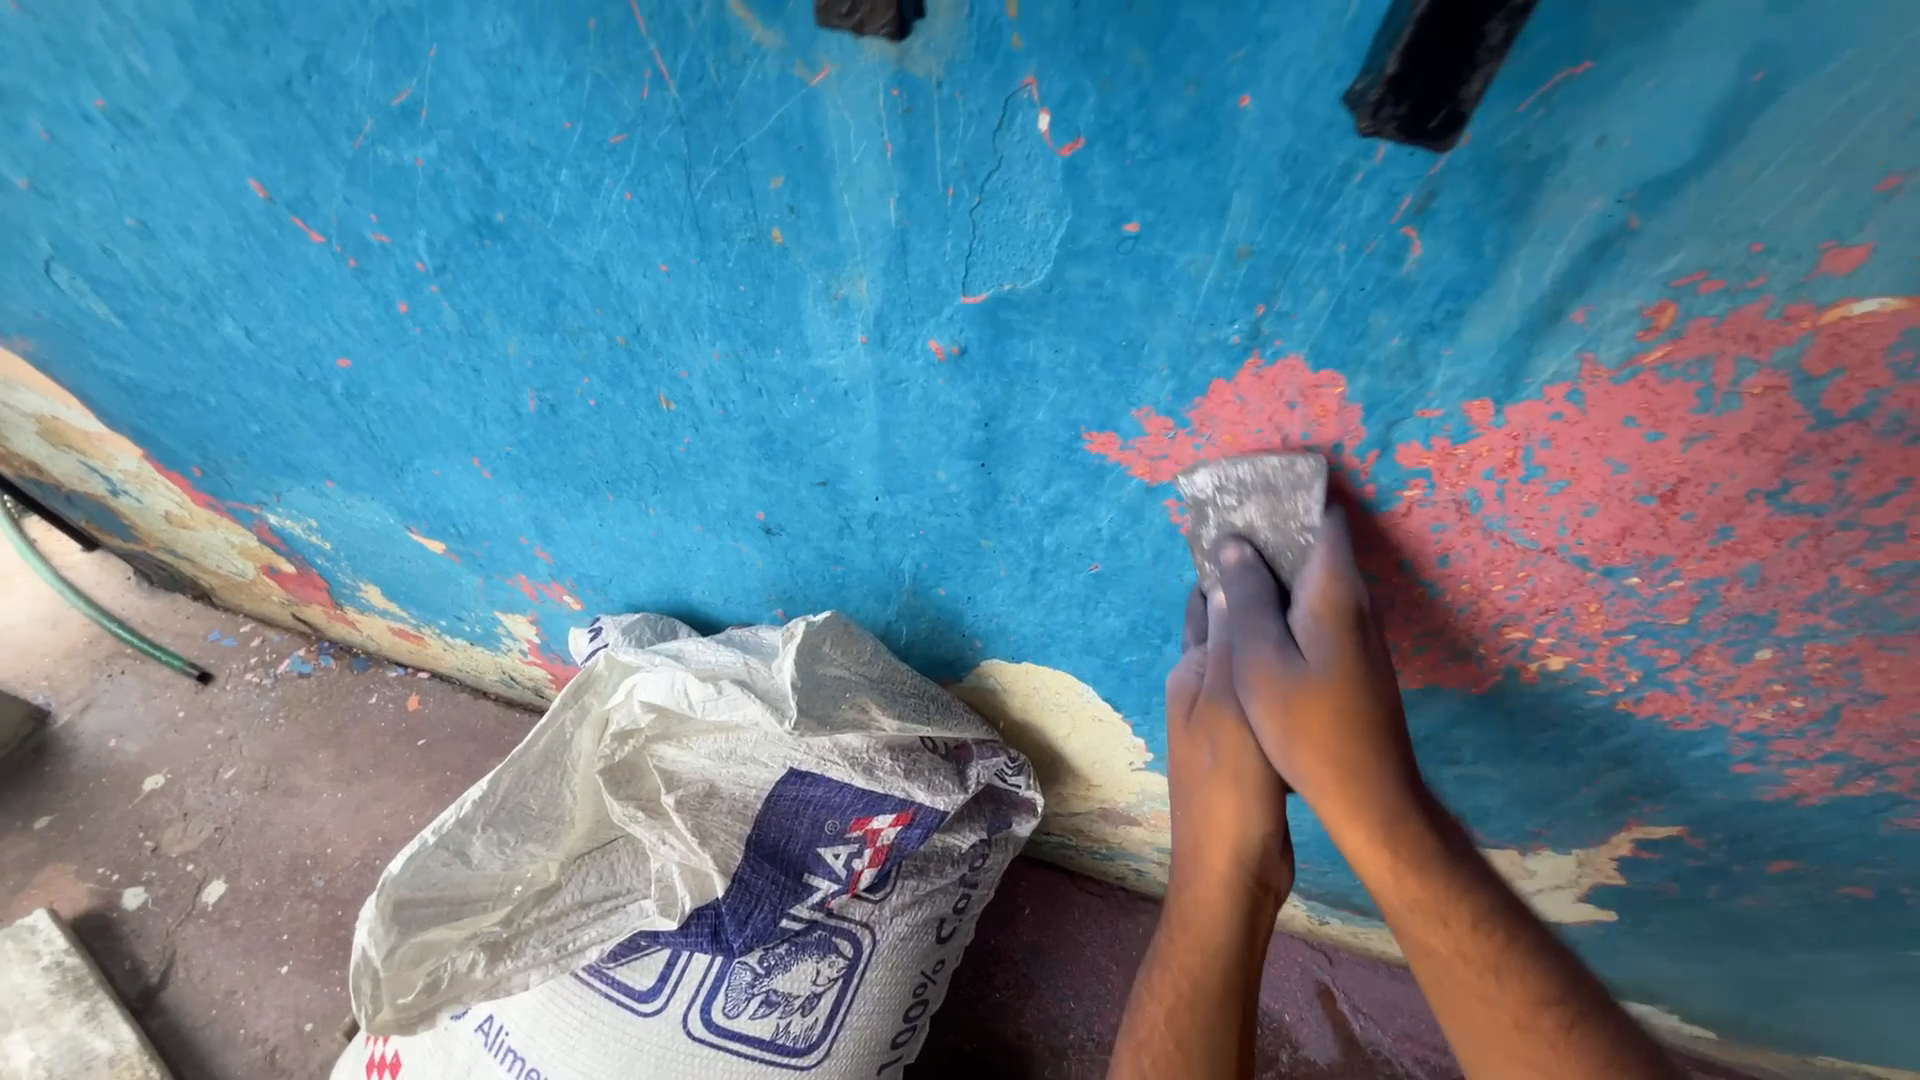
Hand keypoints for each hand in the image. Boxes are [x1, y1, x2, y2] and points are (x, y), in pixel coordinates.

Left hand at [1164, 585, 1293, 904]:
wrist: (1231, 864)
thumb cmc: (1231, 781)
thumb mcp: (1230, 703)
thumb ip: (1228, 643)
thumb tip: (1223, 578)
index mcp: (1191, 671)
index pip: (1210, 606)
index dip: (1232, 575)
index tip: (1268, 542)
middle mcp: (1198, 687)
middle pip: (1228, 631)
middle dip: (1252, 600)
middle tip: (1301, 567)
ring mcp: (1221, 719)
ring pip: (1249, 664)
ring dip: (1271, 639)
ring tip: (1317, 609)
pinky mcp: (1246, 746)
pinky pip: (1265, 697)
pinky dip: (1282, 678)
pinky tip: (1315, 673)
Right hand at [1212, 507, 1425, 845]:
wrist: (1367, 791)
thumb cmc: (1307, 725)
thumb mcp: (1260, 659)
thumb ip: (1246, 597)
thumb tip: (1232, 544)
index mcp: (1334, 590)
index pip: (1321, 517)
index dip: (1285, 500)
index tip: (1244, 497)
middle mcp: (1356, 599)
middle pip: (1316, 543)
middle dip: (1270, 531)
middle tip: (1219, 533)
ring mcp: (1359, 627)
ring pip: (1314, 575)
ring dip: (1275, 567)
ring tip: (1225, 566)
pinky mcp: (1353, 651)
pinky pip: (1316, 603)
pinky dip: (1285, 596)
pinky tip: (1252, 612)